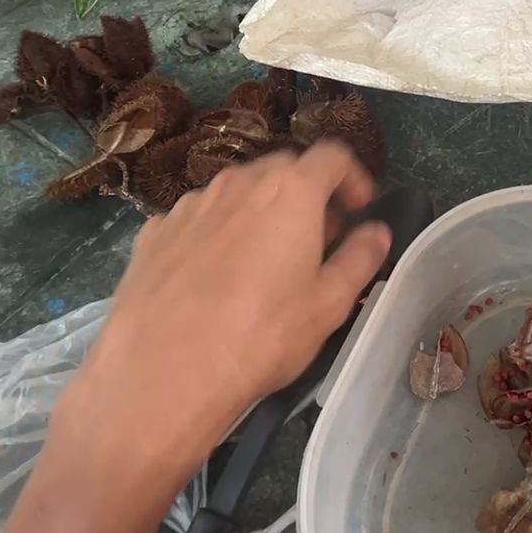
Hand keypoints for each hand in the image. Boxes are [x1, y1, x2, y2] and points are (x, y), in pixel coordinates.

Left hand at [54, 141, 391, 503]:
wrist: (158, 376)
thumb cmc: (260, 337)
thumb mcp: (329, 304)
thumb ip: (361, 258)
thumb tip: (377, 231)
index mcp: (291, 192)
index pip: (332, 156)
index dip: (354, 176)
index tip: (360, 208)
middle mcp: (240, 183)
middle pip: (284, 168)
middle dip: (309, 194)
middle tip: (319, 236)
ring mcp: (191, 204)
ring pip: (239, 191)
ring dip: (263, 210)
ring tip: (266, 258)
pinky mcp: (154, 231)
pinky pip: (200, 217)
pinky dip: (220, 230)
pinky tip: (216, 275)